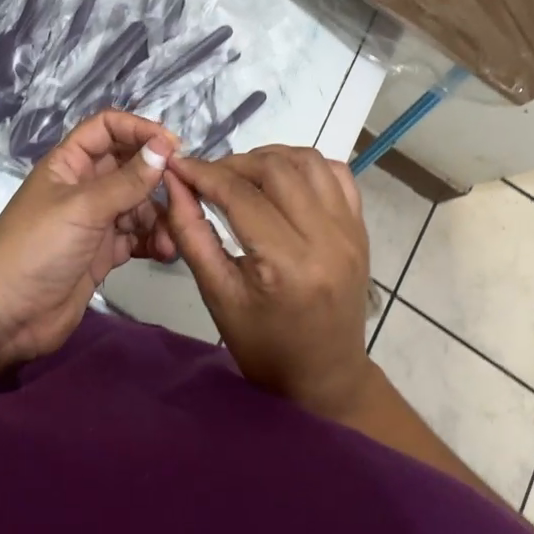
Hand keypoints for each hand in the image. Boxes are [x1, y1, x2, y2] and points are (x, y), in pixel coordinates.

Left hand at [0, 112, 177, 366]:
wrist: (8, 317)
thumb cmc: (37, 249)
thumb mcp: (83, 208)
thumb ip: (127, 180)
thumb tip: (164, 147)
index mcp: (68, 163)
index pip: (106, 128)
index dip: (138, 129)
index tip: (173, 146)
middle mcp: (82, 186)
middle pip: (128, 165)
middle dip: (157, 175)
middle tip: (186, 193)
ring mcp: (93, 220)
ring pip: (137, 203)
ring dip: (159, 215)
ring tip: (173, 236)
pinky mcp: (102, 252)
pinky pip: (136, 236)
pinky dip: (153, 240)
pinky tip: (166, 251)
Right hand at [163, 146, 372, 419]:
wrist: (323, 375)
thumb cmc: (262, 343)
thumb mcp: (215, 293)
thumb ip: (190, 232)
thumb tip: (173, 181)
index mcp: (286, 265)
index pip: (239, 195)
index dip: (203, 173)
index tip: (178, 166)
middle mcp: (326, 240)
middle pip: (275, 169)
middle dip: (233, 163)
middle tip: (209, 177)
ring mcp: (350, 231)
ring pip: (308, 161)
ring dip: (269, 157)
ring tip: (244, 176)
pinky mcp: (360, 228)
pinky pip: (337, 173)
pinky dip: (305, 165)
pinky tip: (282, 181)